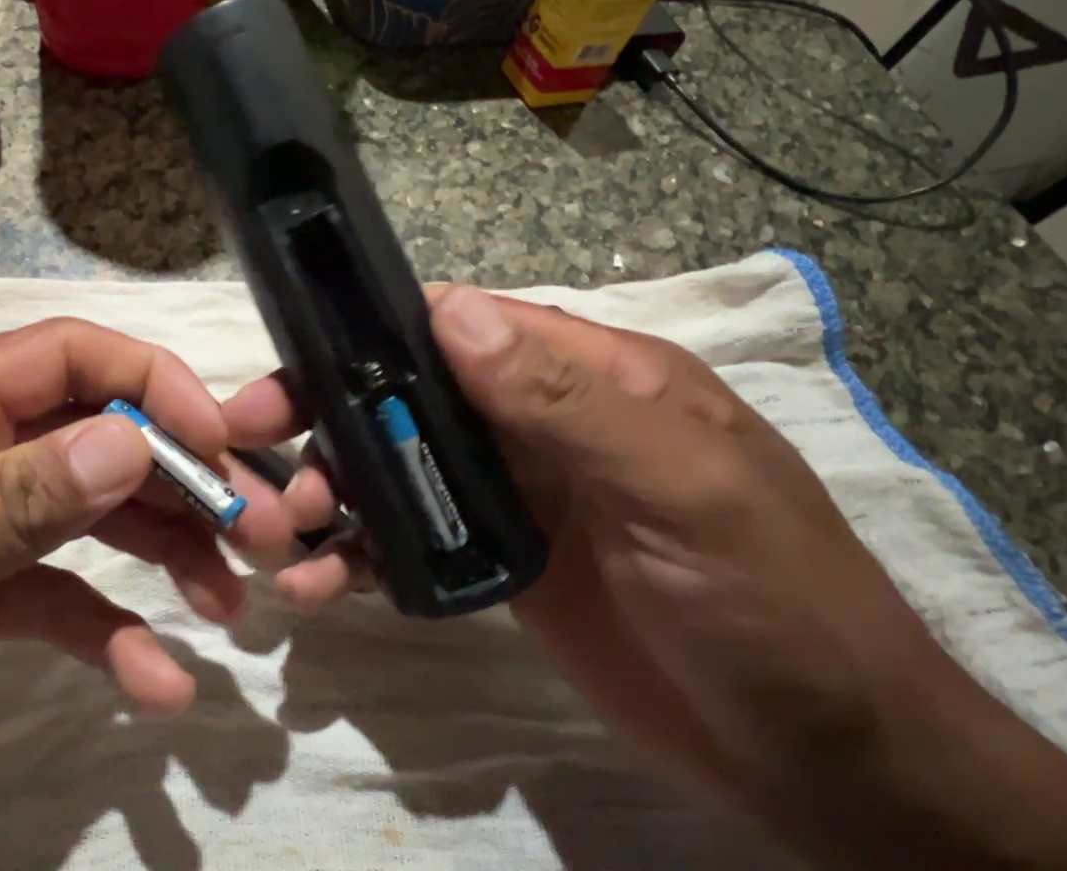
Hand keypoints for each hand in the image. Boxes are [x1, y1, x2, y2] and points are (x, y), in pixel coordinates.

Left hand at [0, 318, 310, 868]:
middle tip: (260, 538)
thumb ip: (16, 503)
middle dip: (174, 478)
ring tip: (230, 607)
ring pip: (77, 516)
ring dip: (154, 554)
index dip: (153, 386)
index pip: (62, 356)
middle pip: (84, 435)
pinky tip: (157, 685)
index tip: (224, 450)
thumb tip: (132, 433)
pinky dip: (101, 632)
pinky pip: (43, 599)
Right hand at [227, 286, 1066, 868]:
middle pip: (405, 400)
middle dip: (324, 423)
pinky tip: (317, 588)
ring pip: (395, 472)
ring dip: (329, 495)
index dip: (364, 341)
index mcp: (586, 377)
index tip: (285, 373)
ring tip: (280, 538)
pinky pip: (409, 543)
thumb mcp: (680, 488)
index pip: (455, 329)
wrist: (818, 756)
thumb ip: (565, 399)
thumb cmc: (767, 603)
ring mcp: (513, 497)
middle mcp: (536, 425)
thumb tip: (453, 310)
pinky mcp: (496, 565)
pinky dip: (357, 557)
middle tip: (248, 453)